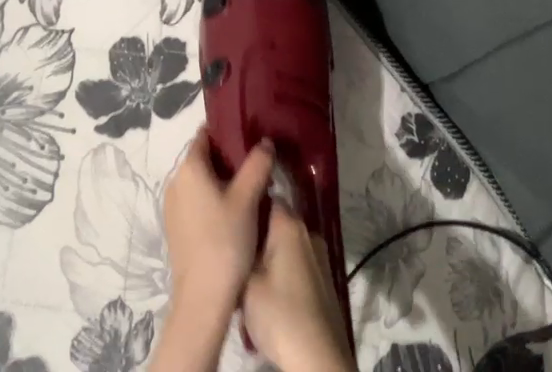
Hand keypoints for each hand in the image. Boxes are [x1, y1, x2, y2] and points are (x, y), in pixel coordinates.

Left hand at [162, 129, 275, 310]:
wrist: (203, 296)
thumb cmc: (226, 239)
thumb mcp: (248, 198)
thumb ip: (257, 164)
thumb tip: (264, 142)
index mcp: (188, 167)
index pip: (205, 134)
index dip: (228, 131)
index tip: (251, 136)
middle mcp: (175, 181)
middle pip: (203, 158)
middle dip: (229, 159)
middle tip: (259, 167)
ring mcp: (172, 206)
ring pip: (201, 182)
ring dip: (223, 182)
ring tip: (252, 192)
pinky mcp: (176, 228)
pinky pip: (196, 202)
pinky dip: (214, 200)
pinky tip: (235, 216)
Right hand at [242, 205, 352, 371]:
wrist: (317, 356)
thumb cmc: (278, 313)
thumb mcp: (246, 280)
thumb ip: (240, 248)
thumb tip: (236, 230)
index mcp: (290, 225)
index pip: (267, 196)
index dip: (246, 203)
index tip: (228, 215)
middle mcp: (309, 233)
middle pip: (276, 221)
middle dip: (255, 234)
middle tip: (232, 251)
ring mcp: (320, 257)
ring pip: (286, 245)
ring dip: (267, 255)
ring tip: (246, 274)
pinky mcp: (324, 280)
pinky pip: (296, 263)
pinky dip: (281, 271)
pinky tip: (268, 291)